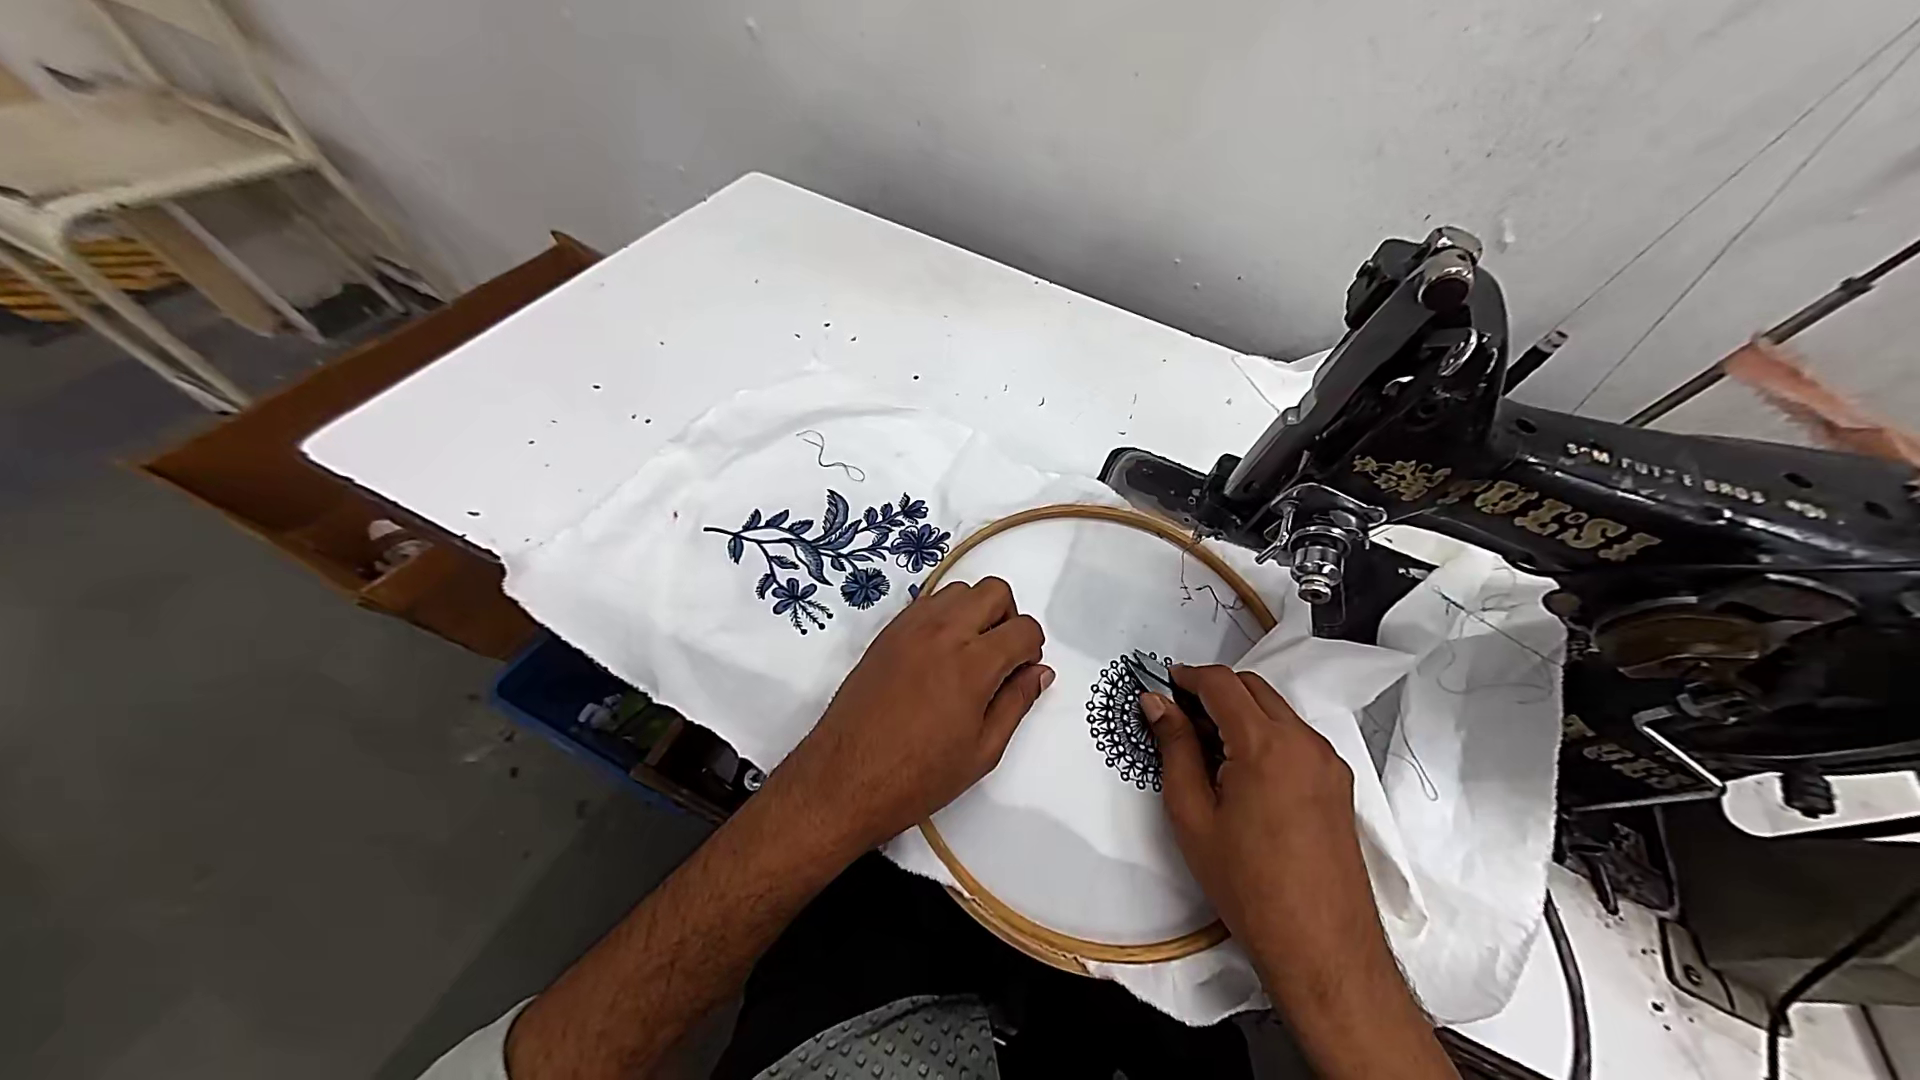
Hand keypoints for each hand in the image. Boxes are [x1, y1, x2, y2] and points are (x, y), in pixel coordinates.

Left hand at [768, 577, 1052, 856]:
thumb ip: (1016, 702)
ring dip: (974, 611)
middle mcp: (942, 634)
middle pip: (994, 591)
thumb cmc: (913, 776)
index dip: (1032, 649)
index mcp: (972, 665)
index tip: (1024, 669)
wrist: (845, 779)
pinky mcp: (887, 633)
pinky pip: (926, 602)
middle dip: (1008, 618)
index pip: (1024, 628)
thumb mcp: (982, 750)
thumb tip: (1038, 674)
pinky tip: (940, 653)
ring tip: (970, 653)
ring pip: (959, 590)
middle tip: (1002, 655)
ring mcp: (910, 629)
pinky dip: (943, 615)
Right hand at [1141, 667, 1374, 977]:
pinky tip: (1240, 768)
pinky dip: (1263, 732)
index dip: (1186, 676)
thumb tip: (1158, 704)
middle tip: (1178, 715)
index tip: (1163, 683)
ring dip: (1239, 710)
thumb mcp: (1192, 812)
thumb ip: (1174, 746)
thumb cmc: (1250, 885)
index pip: (1221, 683)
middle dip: (1212, 690)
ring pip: (1275, 709)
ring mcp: (1327, 762)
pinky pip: (1295, 735)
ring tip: (1206, 746)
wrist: (1321, 947)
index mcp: (1266, 745)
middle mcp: (1305, 743)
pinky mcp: (1338, 783)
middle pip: (1251, 687)